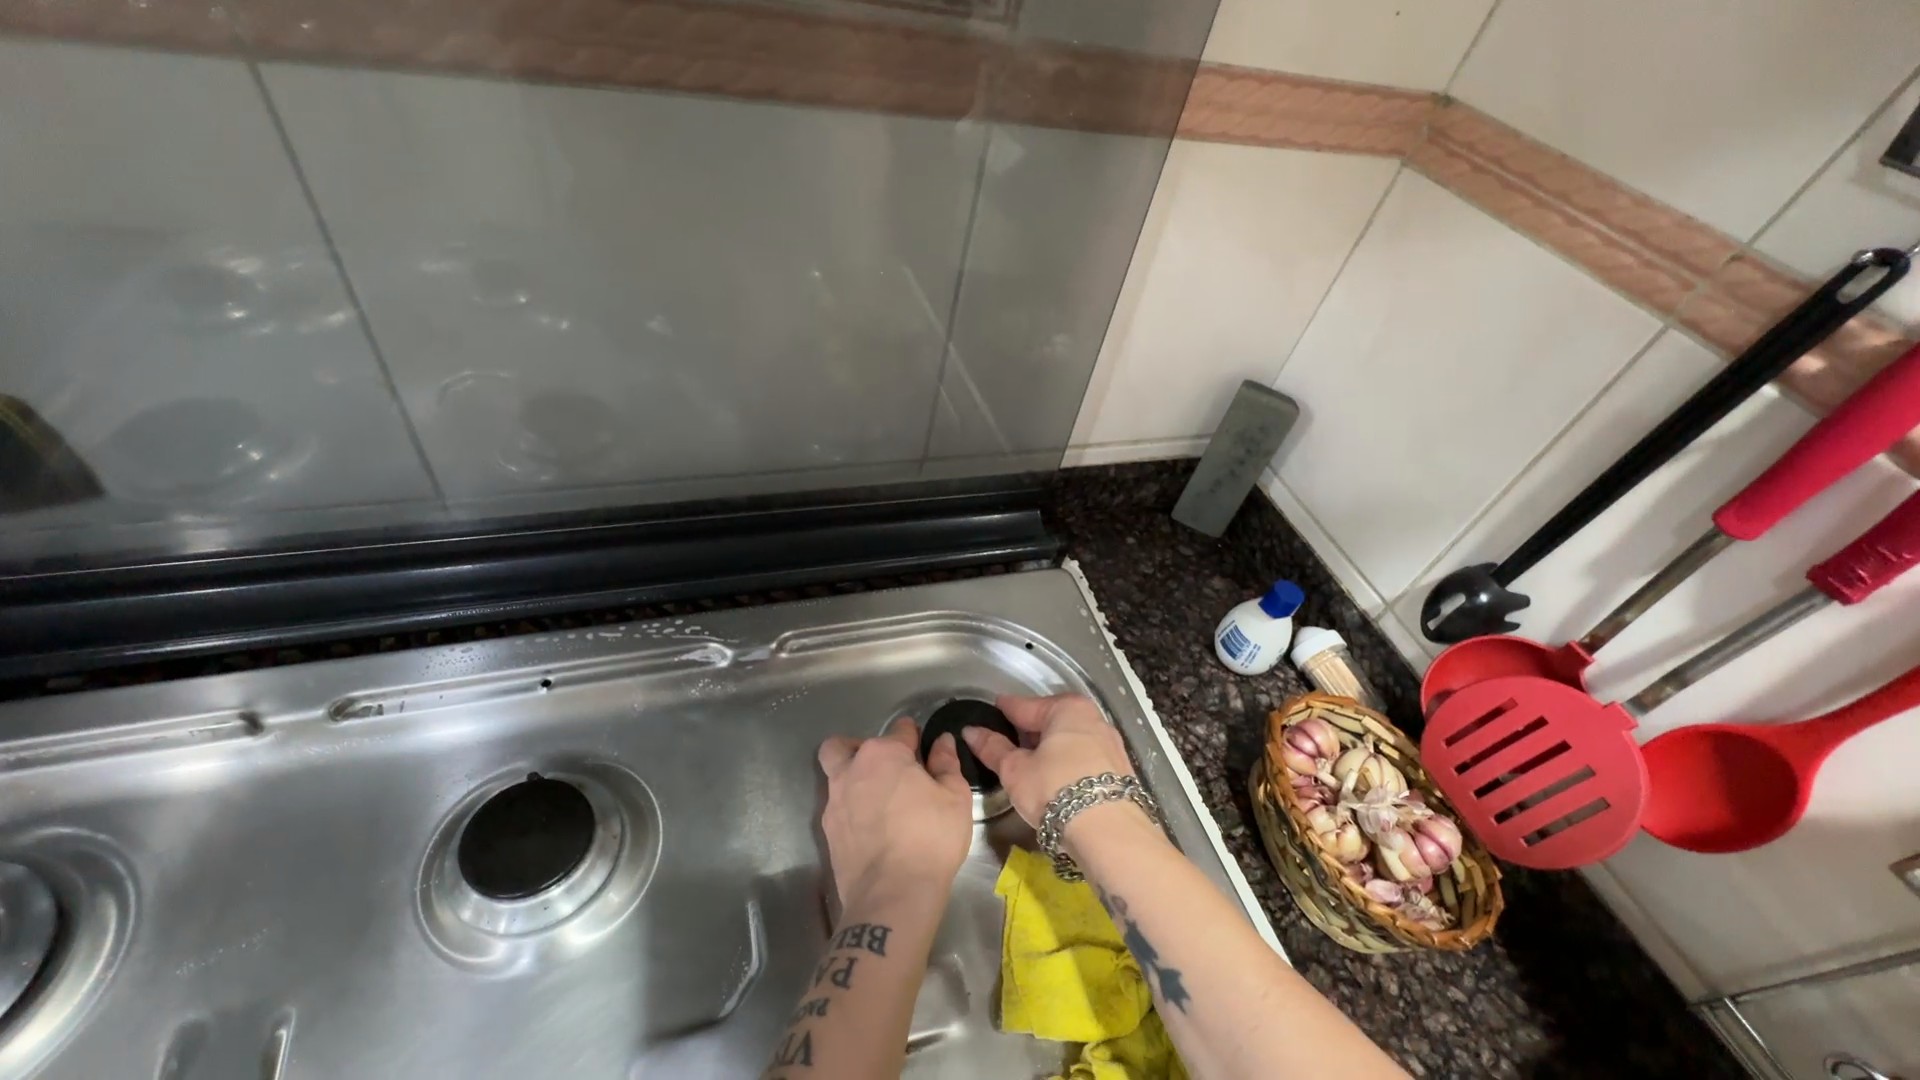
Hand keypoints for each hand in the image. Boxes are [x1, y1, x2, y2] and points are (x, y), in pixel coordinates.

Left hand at [817, 718, 973, 908]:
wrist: (892, 895)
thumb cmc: (931, 838)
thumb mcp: (955, 797)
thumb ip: (946, 764)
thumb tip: (941, 741)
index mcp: (885, 754)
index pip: (900, 730)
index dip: (913, 736)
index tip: (922, 747)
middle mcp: (852, 770)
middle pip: (846, 745)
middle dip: (862, 748)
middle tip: (887, 769)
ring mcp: (834, 801)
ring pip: (834, 775)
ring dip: (852, 778)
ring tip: (878, 800)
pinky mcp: (828, 831)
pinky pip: (836, 807)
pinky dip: (851, 808)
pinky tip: (871, 827)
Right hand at [962, 694, 1134, 827]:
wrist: (1110, 832)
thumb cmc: (1056, 790)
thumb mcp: (1015, 770)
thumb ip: (993, 748)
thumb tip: (971, 732)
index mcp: (1067, 708)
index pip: (1024, 705)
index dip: (1003, 711)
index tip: (988, 714)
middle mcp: (1093, 718)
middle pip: (1050, 721)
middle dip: (1028, 732)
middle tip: (1005, 747)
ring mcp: (1109, 744)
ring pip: (1069, 740)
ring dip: (1048, 750)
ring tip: (1028, 767)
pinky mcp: (1119, 770)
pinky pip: (1083, 758)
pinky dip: (1066, 764)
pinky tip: (1054, 781)